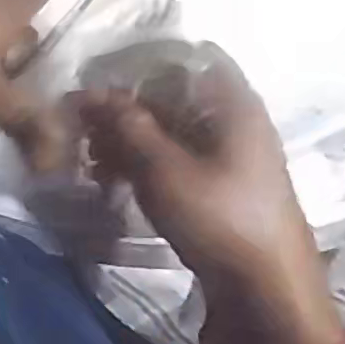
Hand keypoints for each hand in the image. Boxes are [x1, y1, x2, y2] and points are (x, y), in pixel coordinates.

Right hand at [76, 47, 344, 343]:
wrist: (263, 286)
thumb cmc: (218, 216)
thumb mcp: (163, 167)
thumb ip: (126, 124)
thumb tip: (88, 91)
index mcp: (232, 106)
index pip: (190, 57)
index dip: (143, 62)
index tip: (99, 77)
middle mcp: (231, 121)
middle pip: (170, 94)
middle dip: (122, 107)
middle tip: (81, 125)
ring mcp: (223, 152)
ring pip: (163, 127)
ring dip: (122, 137)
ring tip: (89, 159)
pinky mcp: (212, 180)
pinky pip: (167, 155)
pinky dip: (135, 160)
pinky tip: (107, 178)